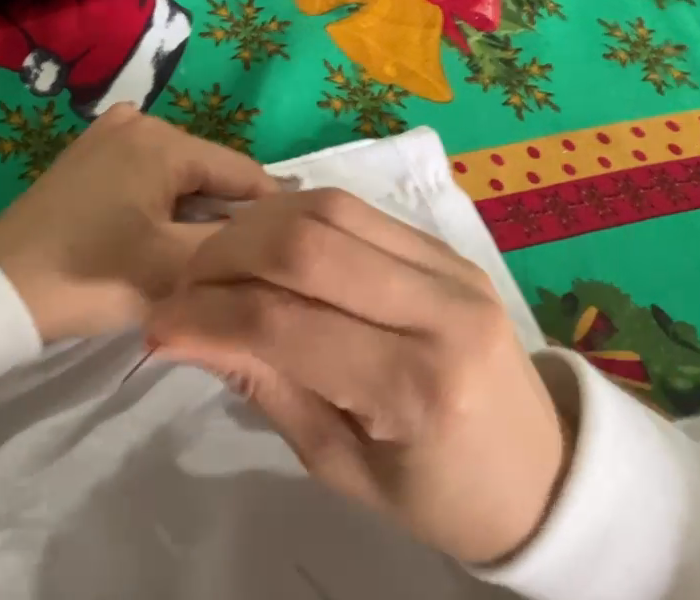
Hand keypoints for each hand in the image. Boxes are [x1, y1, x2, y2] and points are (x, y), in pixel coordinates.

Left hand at [0, 104, 279, 342]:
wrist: (1, 287)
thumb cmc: (92, 276)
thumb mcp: (175, 267)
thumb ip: (237, 242)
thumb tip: (280, 227)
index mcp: (163, 139)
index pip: (244, 172)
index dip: (272, 216)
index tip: (288, 257)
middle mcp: (138, 121)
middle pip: (210, 171)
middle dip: (227, 216)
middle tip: (234, 269)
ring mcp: (107, 134)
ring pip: (179, 175)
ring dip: (193, 213)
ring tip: (194, 259)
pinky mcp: (86, 155)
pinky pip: (146, 175)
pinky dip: (161, 204)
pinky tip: (157, 239)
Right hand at [146, 189, 577, 565]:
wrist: (541, 472)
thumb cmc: (433, 491)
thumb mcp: (336, 463)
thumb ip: (262, 384)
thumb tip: (183, 328)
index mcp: (417, 387)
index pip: (282, 324)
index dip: (204, 315)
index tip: (158, 324)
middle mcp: (441, 308)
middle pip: (304, 244)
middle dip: (221, 256)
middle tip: (184, 286)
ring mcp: (450, 265)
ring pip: (325, 208)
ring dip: (253, 225)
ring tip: (218, 261)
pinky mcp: (445, 245)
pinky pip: (352, 207)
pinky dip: (291, 216)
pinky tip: (265, 244)